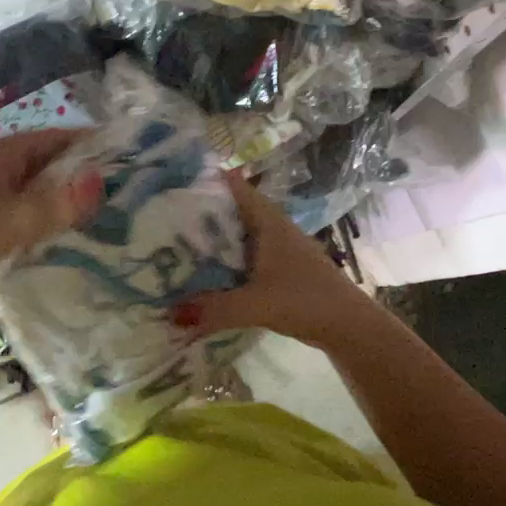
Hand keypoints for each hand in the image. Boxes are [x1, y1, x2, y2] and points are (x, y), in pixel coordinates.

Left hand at [0, 129, 102, 302]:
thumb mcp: (20, 219)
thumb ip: (63, 202)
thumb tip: (101, 181)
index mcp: (0, 152)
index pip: (54, 137)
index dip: (86, 145)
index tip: (119, 156)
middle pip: (42, 158)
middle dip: (74, 171)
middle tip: (111, 187)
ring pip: (28, 183)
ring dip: (55, 194)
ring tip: (89, 210)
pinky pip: (14, 203)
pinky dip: (35, 211)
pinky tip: (50, 230)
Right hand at [171, 172, 369, 348]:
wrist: (350, 327)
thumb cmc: (306, 300)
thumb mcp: (256, 304)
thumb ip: (213, 309)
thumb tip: (168, 314)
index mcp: (267, 219)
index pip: (231, 185)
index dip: (203, 178)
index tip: (168, 180)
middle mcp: (270, 227)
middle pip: (228, 210)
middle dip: (196, 212)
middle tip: (156, 215)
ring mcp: (275, 248)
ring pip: (234, 235)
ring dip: (208, 239)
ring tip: (167, 243)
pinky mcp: (277, 270)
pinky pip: (241, 257)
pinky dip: (221, 262)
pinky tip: (199, 276)